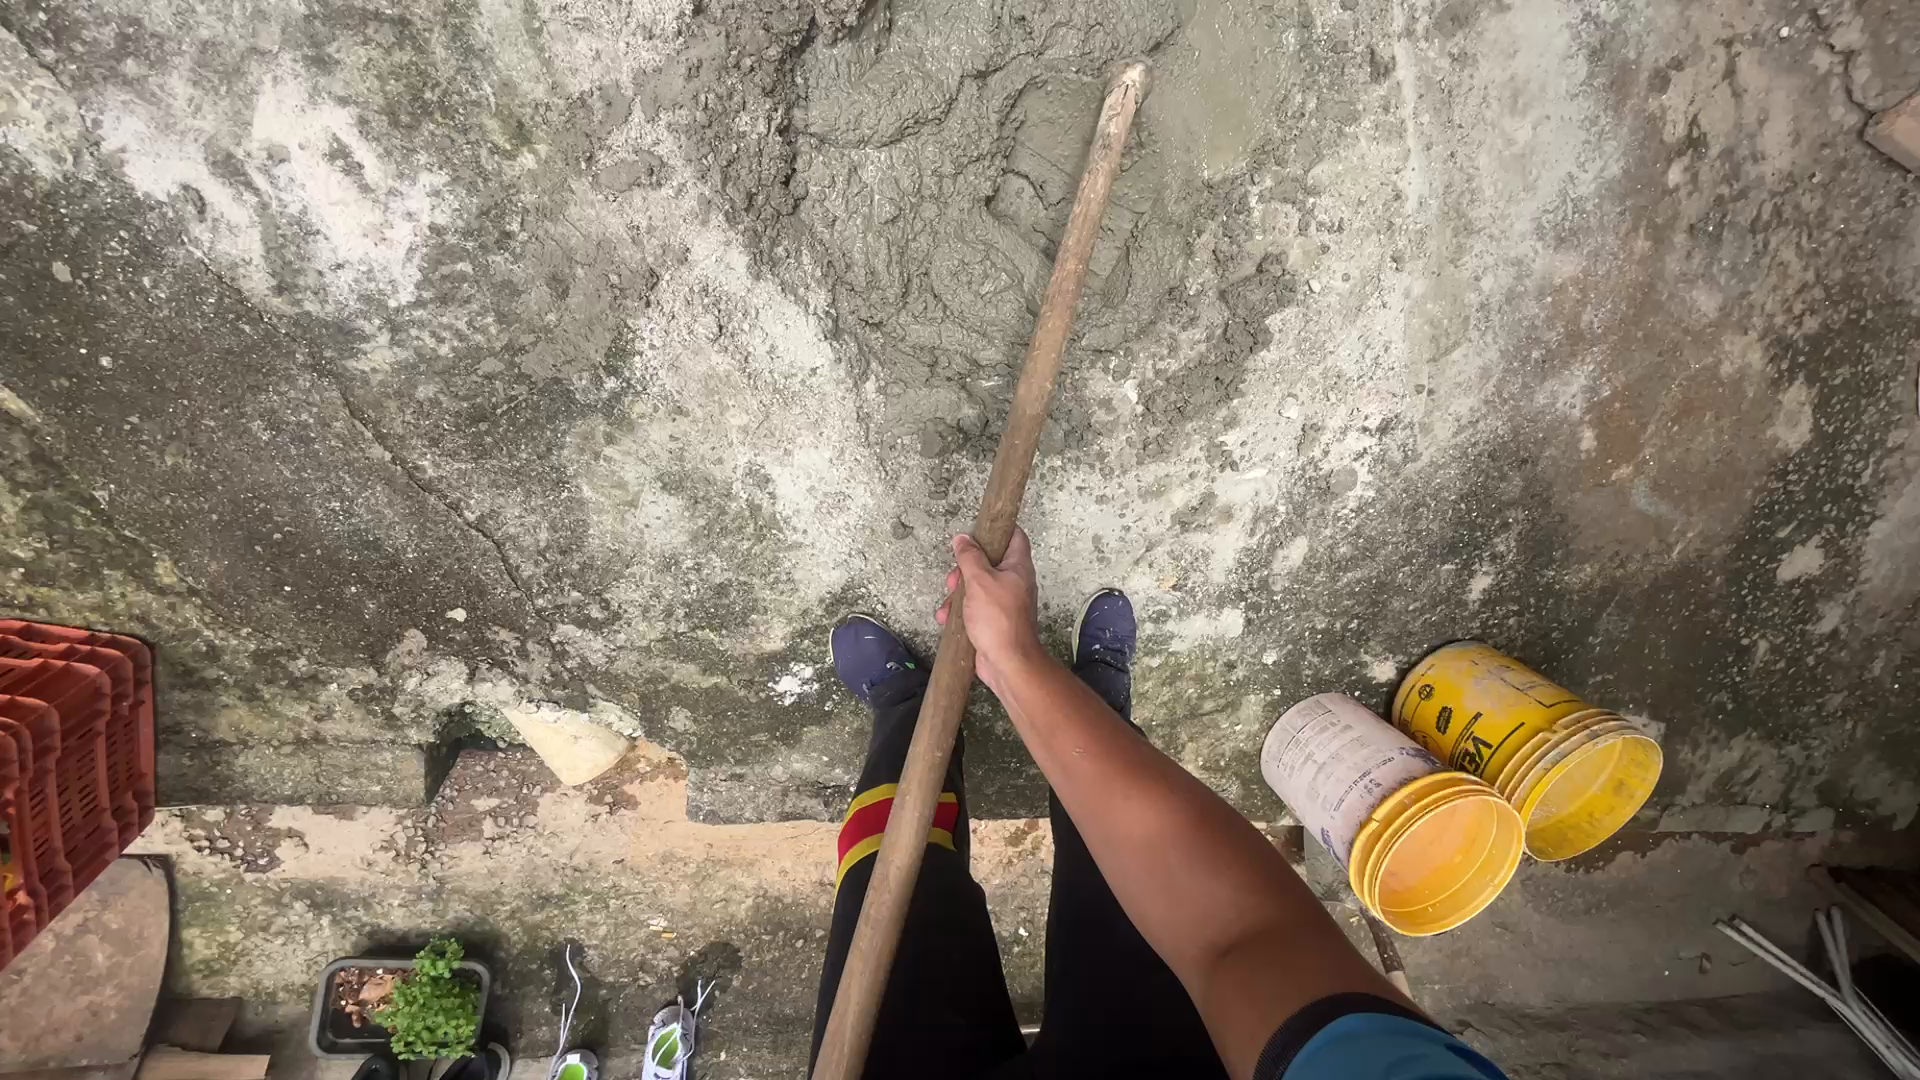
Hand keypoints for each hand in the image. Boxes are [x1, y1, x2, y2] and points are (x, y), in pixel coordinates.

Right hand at [936, 526, 1046, 690]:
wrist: (1006, 662)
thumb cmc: (1000, 621)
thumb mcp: (979, 581)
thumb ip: (969, 557)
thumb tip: (962, 539)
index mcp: (1017, 567)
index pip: (1014, 536)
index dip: (998, 528)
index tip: (978, 529)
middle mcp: (1013, 581)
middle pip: (987, 561)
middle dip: (965, 567)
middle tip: (955, 577)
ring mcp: (1003, 601)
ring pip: (975, 585)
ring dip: (957, 592)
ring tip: (950, 603)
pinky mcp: (991, 619)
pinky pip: (972, 607)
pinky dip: (958, 610)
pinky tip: (947, 618)